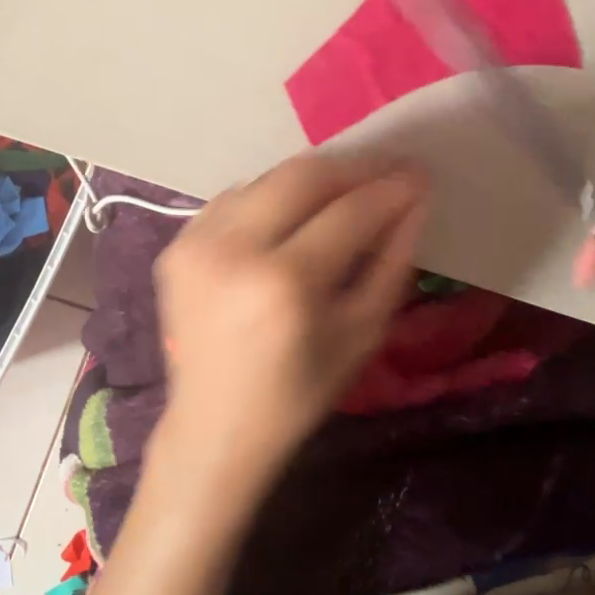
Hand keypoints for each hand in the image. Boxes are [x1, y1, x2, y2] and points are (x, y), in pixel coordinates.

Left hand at [153, 154, 427, 476]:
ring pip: (267, 179)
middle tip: (384, 169)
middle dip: (351, 167)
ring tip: (344, 190)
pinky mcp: (177, 245)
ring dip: (312, 179)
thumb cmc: (299, 393)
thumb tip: (412, 202)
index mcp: (285, 283)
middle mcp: (235, 251)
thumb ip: (391, 261)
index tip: (416, 175)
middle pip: (303, 176)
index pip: (349, 213)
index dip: (389, 189)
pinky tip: (292, 215)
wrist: (215, 428)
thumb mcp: (362, 334)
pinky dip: (269, 198)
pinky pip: (234, 198)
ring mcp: (197, 243)